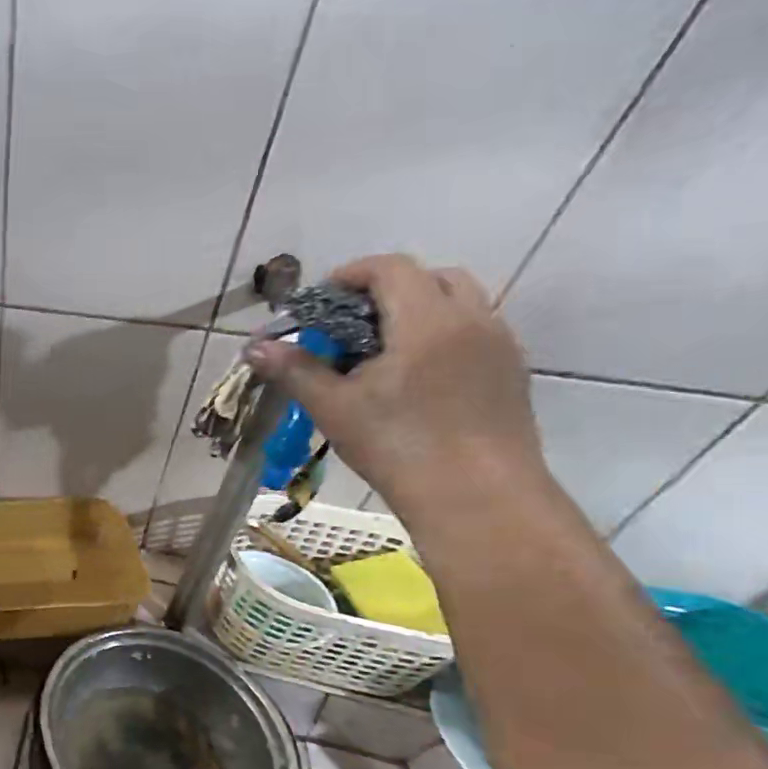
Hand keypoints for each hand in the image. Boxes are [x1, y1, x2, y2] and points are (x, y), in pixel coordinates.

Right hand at [246, 254, 545, 511]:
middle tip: (354, 323)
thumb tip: (255, 348)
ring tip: (387, 349)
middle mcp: (472, 320)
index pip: (390, 267)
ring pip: (461, 303)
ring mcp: (499, 346)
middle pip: (432, 276)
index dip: (352, 274)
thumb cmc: (400, 448)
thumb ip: (296, 369)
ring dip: (420, 310)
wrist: (480, 500)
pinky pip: (477, 332)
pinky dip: (444, 335)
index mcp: (427, 319)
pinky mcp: (512, 374)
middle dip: (389, 288)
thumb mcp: (336, 408)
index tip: (323, 300)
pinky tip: (420, 378)